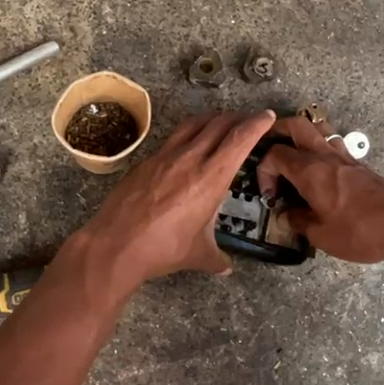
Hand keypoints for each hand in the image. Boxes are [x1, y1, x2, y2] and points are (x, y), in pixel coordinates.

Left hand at [68, 110, 277, 285]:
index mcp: (211, 177)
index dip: (257, 123)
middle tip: (248, 120)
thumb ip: (216, 258)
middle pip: (219, 123)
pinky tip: (188, 144)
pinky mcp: (146, 161)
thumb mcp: (197, 254)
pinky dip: (188, 133)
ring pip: (194, 124)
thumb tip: (225, 268)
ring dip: (212, 119)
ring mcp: (165, 156)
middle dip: (238, 117)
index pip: (240, 139)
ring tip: (221, 122)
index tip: (268, 116)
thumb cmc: (163, 249)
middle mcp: (190, 158)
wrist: (116, 244)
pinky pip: (173, 137)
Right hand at [256, 116, 383, 264]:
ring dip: (299, 135)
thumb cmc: (361, 230)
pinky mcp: (358, 164)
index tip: (270, 195)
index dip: (263, 171)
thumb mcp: (322, 235)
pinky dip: (318, 148)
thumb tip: (288, 214)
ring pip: (317, 128)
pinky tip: (317, 171)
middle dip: (276, 132)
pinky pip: (332, 143)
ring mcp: (344, 156)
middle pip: (295, 124)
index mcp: (310, 170)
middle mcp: (324, 155)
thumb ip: (299, 221)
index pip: (275, 154)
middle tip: (267, 150)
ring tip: (291, 156)